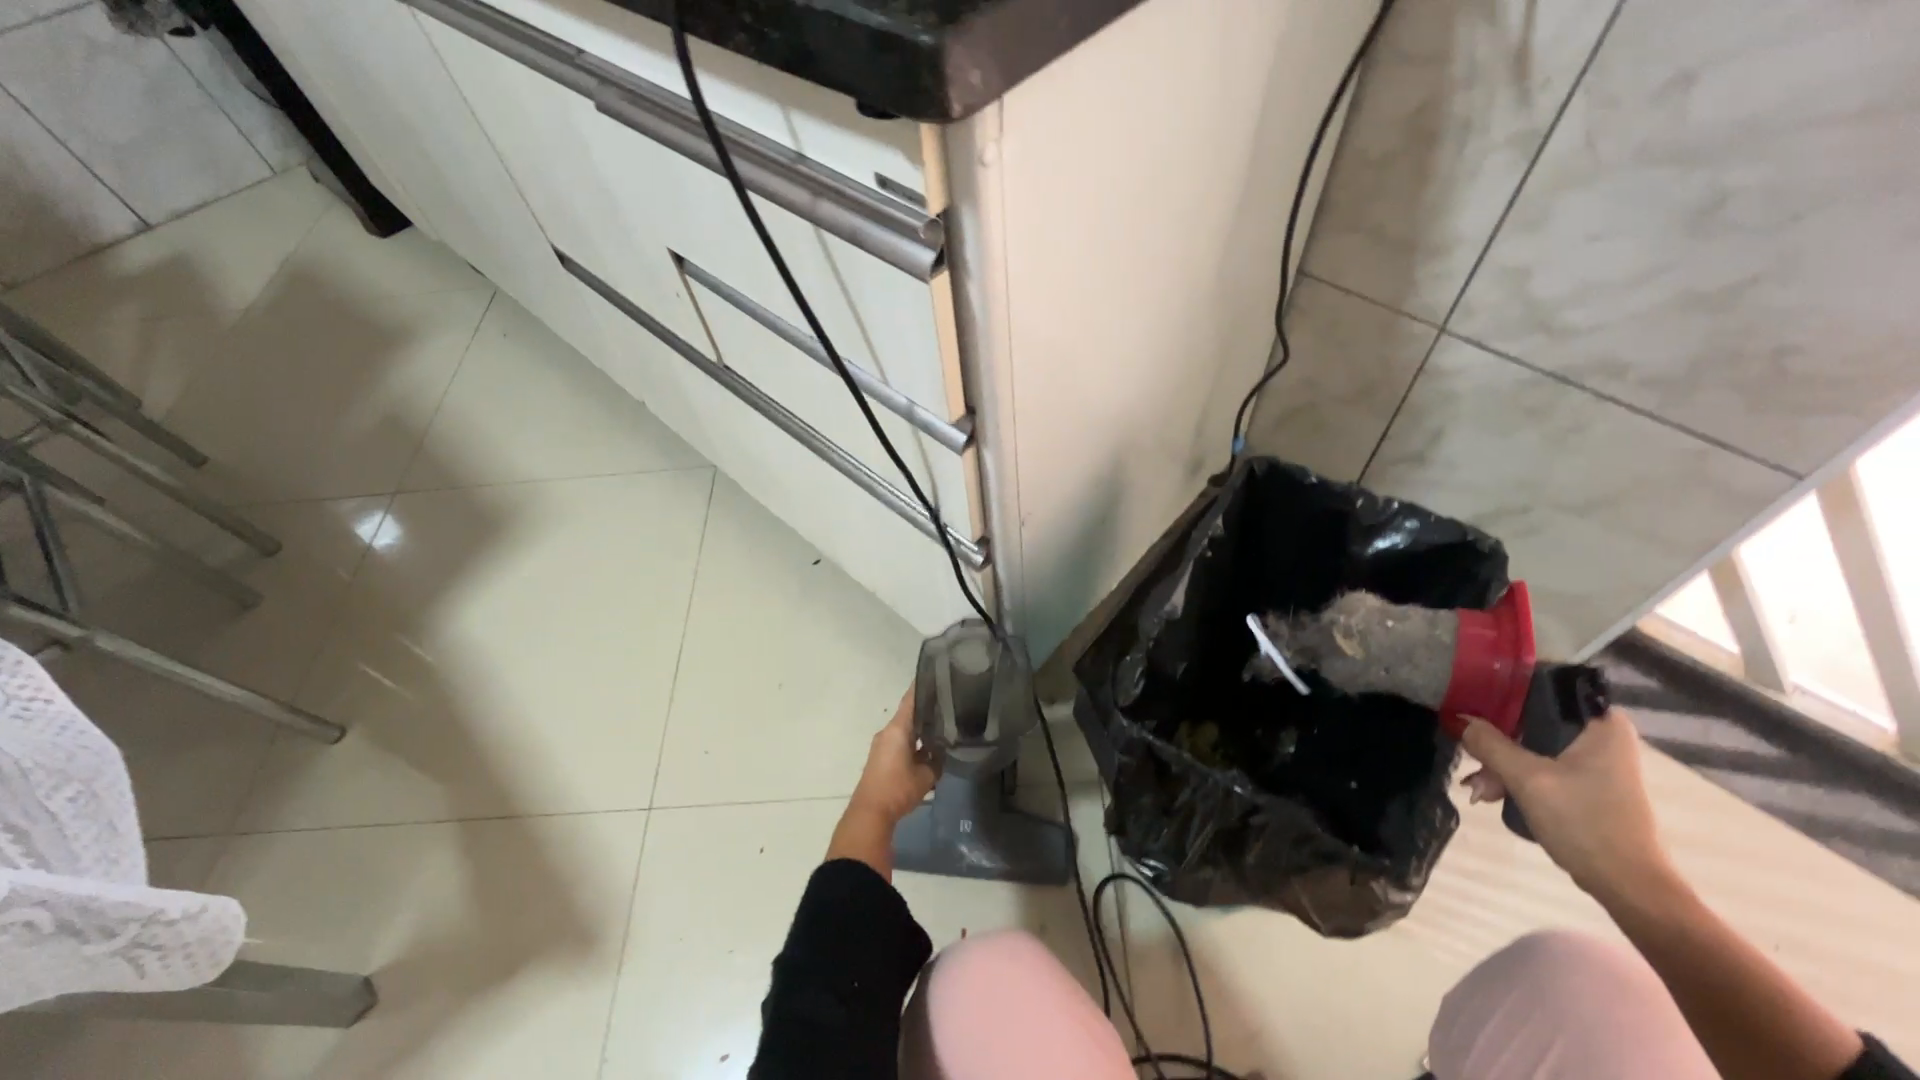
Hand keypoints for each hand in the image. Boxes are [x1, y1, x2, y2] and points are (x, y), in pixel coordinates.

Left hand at [849, 685, 938, 824]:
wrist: (870, 812)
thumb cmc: (897, 789)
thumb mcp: (926, 776)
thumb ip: (937, 760)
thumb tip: (942, 752)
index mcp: (898, 729)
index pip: (912, 699)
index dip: (924, 686)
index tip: (939, 675)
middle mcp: (888, 732)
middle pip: (910, 713)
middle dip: (928, 709)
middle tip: (951, 703)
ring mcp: (883, 744)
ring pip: (906, 729)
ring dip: (922, 728)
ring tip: (945, 725)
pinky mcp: (882, 757)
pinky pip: (902, 742)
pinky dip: (915, 741)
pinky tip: (932, 747)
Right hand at [1461, 709, 1677, 902]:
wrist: (1626, 882)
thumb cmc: (1583, 821)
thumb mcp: (1528, 779)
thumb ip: (1490, 745)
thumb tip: (1460, 720)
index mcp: (1600, 723)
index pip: (1543, 690)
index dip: (1502, 697)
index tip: (1471, 709)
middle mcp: (1602, 734)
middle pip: (1534, 722)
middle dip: (1497, 742)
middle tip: (1471, 762)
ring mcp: (1597, 761)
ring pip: (1536, 747)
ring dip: (1503, 765)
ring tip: (1478, 789)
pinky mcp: (1589, 783)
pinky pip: (1545, 767)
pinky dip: (1519, 778)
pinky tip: (1493, 794)